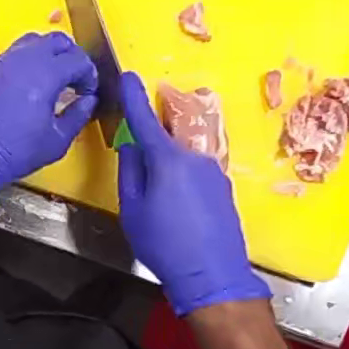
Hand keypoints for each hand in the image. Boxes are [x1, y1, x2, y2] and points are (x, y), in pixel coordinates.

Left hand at [0, 32, 98, 205]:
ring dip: (49, 53)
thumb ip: (78, 116)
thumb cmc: (18, 151)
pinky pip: (15, 52)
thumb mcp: (57, 141)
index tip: (88, 92)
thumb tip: (87, 101)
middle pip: (57, 41)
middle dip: (72, 56)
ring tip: (53, 77)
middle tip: (75, 79)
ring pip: (34, 41)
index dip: (89, 75)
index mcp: (46, 74)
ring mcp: (5, 61)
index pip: (77, 60)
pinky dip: (29, 59)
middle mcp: (25, 59)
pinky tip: (31, 81)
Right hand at [117, 71, 269, 313]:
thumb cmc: (163, 243)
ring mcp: (213, 170)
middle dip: (151, 134)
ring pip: (182, 155)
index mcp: (168, 160)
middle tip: (136, 150)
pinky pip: (194, 170)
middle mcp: (195, 156)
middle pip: (168, 135)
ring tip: (153, 194)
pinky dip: (179, 176)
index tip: (127, 76)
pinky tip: (172, 205)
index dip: (134, 98)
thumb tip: (130, 145)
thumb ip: (129, 172)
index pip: (145, 120)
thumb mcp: (133, 210)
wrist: (212, 273)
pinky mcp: (222, 186)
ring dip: (165, 162)